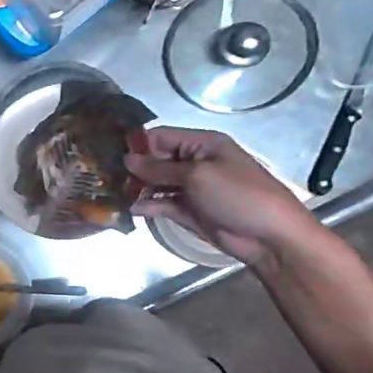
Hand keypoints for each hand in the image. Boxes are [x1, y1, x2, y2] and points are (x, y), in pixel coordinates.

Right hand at [126, 127, 316, 270]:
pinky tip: (129, 208)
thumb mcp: (197, 175)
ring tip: (110, 191)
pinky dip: (147, 205)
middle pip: (156, 159)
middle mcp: (194, 162)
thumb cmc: (237, 195)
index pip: (161, 136)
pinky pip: (162, 204)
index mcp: (202, 144)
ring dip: (137, 187)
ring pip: (156, 183)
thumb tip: (128, 159)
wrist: (269, 236)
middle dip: (133, 166)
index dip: (137, 143)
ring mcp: (191, 188)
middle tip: (103, 174)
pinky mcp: (189, 211)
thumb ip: (159, 168)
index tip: (109, 152)